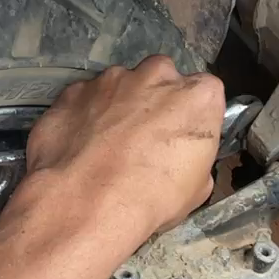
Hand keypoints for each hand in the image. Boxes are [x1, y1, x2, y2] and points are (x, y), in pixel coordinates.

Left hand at [21, 56, 222, 247]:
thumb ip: (194, 156)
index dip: (192, 117)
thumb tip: (184, 157)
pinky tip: (80, 147)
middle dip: (154, 102)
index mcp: (198, 95)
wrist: (88, 203)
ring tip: (106, 147)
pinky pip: (84, 100)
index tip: (181, 138)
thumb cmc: (154, 198)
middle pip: (161, 79)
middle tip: (144, 139)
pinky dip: (83, 116)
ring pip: (119, 86)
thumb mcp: (197, 189)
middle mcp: (156, 75)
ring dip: (117, 108)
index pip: (204, 94)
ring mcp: (110, 79)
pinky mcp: (73, 91)